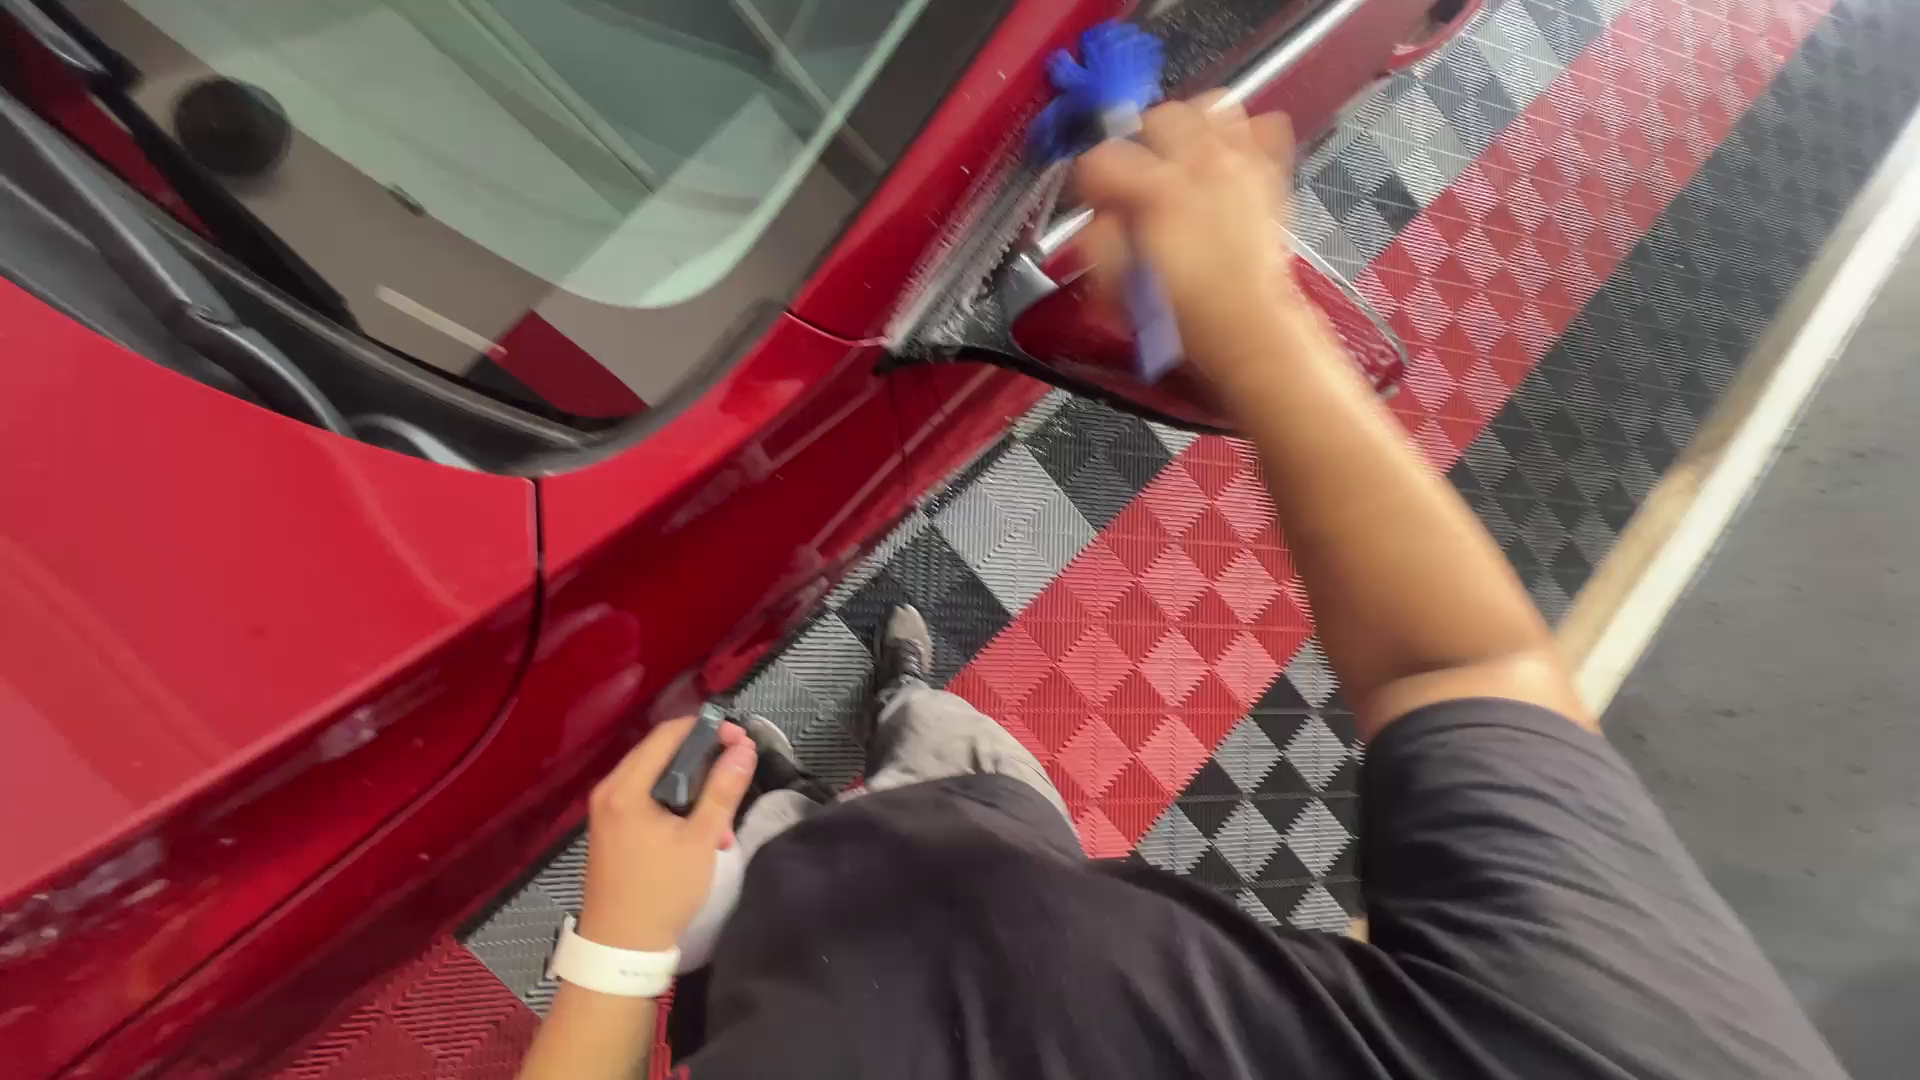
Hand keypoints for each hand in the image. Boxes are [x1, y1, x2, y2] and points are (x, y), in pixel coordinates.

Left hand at [576, 716, 756, 951]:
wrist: (621, 952)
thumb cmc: (662, 891)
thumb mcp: (702, 839)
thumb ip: (724, 788)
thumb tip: (744, 748)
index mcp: (626, 788)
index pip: (669, 734)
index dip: (709, 729)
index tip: (741, 740)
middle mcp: (610, 791)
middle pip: (662, 752)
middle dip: (705, 757)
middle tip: (738, 769)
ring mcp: (608, 811)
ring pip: (658, 776)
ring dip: (695, 784)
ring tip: (723, 812)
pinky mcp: (612, 829)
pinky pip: (648, 797)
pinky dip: (677, 802)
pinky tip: (701, 828)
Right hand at [1073, 97, 1314, 390]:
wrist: (1245, 328)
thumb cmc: (1188, 317)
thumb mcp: (1119, 288)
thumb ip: (1098, 242)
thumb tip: (1096, 218)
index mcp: (1155, 194)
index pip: (1102, 157)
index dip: (1088, 179)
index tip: (1091, 197)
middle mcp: (1200, 168)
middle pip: (1157, 116)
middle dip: (1138, 141)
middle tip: (1133, 172)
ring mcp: (1239, 167)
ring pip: (1210, 105)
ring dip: (1188, 125)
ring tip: (1177, 154)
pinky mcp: (1267, 177)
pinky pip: (1262, 125)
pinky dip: (1240, 133)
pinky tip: (1224, 155)